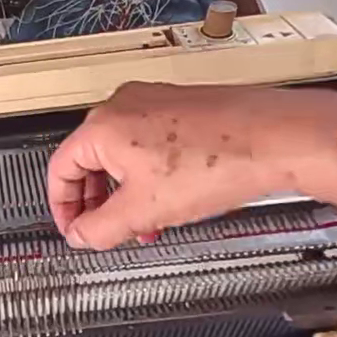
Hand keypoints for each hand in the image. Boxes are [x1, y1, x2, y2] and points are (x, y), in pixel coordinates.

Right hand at [46, 82, 335, 249]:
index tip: (73, 229)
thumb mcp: (143, 211)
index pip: (60, 169)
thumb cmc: (216, 161)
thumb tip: (81, 235)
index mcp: (103, 126)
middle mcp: (123, 105)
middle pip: (88, 160)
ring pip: (120, 154)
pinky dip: (146, 176)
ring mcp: (153, 102)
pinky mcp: (178, 107)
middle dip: (96, 203)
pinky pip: (147, 144)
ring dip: (123, 194)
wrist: (276, 138)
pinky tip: (166, 200)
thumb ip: (99, 229)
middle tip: (103, 230)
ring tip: (141, 224)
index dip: (62, 208)